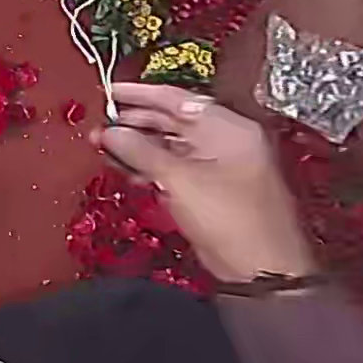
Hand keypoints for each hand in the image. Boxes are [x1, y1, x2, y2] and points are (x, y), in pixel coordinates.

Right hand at [93, 84, 315, 283]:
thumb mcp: (178, 180)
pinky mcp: (209, 186)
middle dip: (133, 122)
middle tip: (100, 123)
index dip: (139, 94)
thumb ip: (140, 151)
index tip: (108, 91)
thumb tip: (109, 132)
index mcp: (228, 128)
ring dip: (137, 145)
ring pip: (169, 144)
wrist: (261, 271)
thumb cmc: (229, 218)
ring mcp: (218, 163)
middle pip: (172, 120)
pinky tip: (125, 168)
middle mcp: (225, 140)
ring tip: (104, 146)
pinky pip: (173, 165)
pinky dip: (149, 164)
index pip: (177, 99)